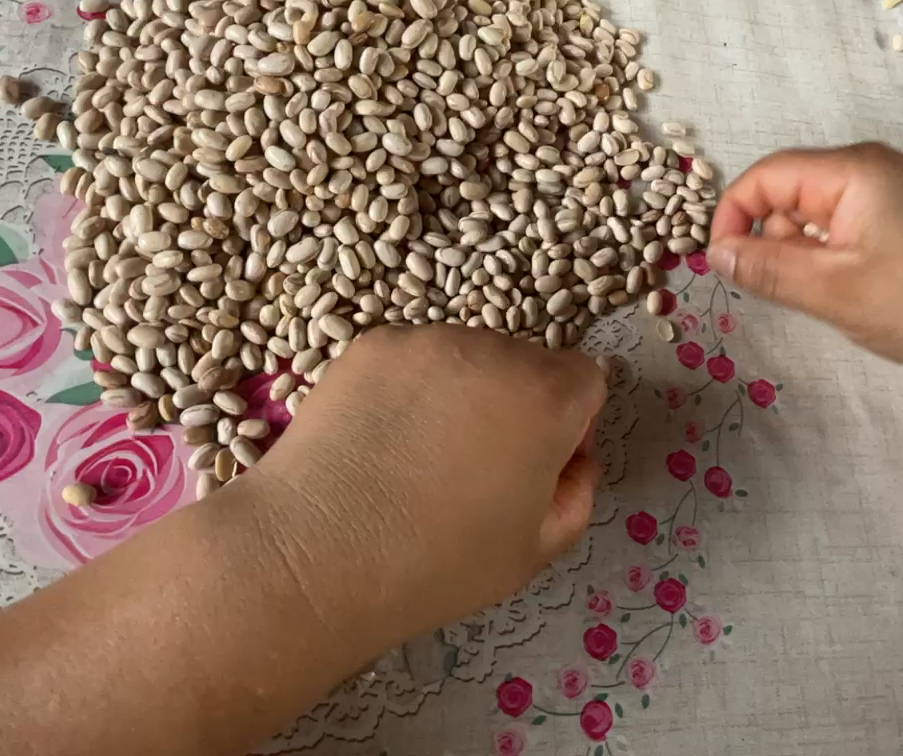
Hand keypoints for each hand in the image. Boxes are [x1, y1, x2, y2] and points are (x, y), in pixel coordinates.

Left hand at [240, 324, 605, 654]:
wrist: (316, 553)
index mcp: (547, 397)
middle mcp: (495, 349)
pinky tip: (381, 435)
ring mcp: (430, 339)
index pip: (586, 378)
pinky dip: (412, 385)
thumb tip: (574, 455)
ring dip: (465, 389)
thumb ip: (578, 490)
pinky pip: (416, 356)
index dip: (571, 421)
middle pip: (528, 363)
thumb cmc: (437, 563)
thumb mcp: (537, 549)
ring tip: (419, 450)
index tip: (539, 460)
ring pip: (471, 355)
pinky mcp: (376, 342)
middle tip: (475, 461)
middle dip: (518, 401)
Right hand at [708, 143, 902, 373]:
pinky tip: (849, 286)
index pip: (764, 176)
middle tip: (788, 289)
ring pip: (808, 213)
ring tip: (829, 293)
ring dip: (799, 252)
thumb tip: (713, 254)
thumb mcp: (834, 292)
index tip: (722, 265)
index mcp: (852, 171)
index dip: (733, 216)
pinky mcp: (896, 213)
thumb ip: (766, 270)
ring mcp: (885, 189)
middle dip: (770, 239)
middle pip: (785, 192)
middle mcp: (866, 167)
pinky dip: (825, 254)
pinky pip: (836, 224)